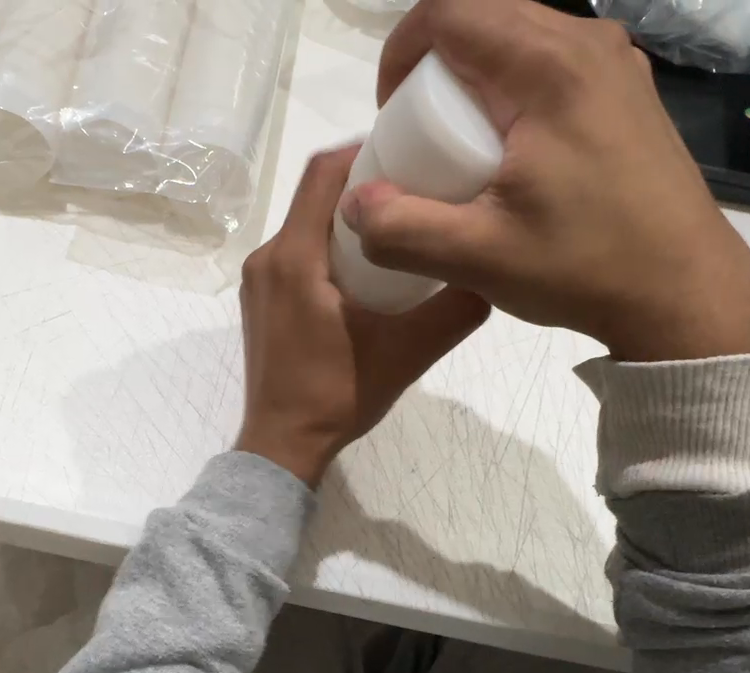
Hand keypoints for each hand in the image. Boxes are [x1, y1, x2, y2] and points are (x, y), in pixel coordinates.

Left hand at [237, 146, 489, 487]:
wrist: (283, 445)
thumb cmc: (337, 397)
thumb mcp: (408, 352)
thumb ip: (455, 310)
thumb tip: (492, 272)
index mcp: (294, 257)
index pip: (324, 170)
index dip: (367, 149)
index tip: (412, 153)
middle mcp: (266, 258)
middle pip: (315, 196)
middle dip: (365, 188)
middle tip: (415, 194)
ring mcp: (257, 282)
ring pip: (304, 226)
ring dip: (347, 221)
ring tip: (396, 234)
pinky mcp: (259, 303)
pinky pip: (295, 255)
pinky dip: (327, 249)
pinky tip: (363, 274)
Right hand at [344, 0, 749, 361]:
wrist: (679, 290)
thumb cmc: (580, 266)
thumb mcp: (475, 258)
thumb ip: (400, 230)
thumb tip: (352, 205)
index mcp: (548, 68)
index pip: (451, 11)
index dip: (401, 52)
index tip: (389, 115)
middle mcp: (586, 45)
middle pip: (484, 16)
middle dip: (433, 67)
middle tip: (417, 135)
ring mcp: (613, 65)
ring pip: (518, 37)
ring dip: (472, 79)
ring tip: (459, 147)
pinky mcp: (625, 92)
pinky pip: (550, 64)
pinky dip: (510, 91)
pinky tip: (507, 154)